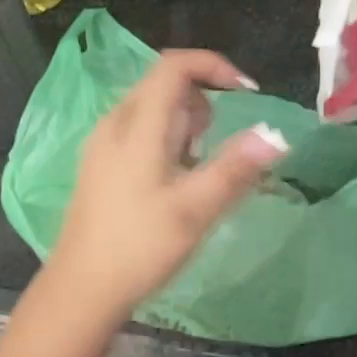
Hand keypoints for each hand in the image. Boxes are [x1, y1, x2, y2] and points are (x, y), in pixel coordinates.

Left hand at [50, 50, 286, 312]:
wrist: (80, 291)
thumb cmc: (140, 247)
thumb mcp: (195, 210)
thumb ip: (236, 168)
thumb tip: (276, 134)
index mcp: (137, 123)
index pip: (174, 65)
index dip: (213, 66)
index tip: (246, 93)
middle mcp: (115, 121)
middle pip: (165, 82)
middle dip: (202, 102)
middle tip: (214, 148)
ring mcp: (102, 141)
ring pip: (153, 106)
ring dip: (185, 122)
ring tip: (195, 171)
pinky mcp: (99, 162)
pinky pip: (139, 127)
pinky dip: (165, 137)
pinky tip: (171, 181)